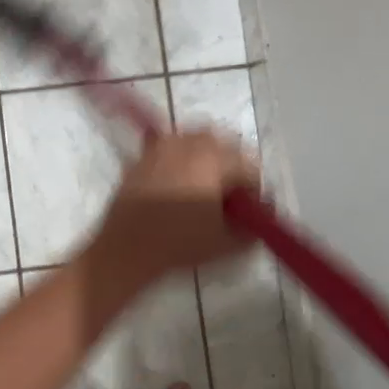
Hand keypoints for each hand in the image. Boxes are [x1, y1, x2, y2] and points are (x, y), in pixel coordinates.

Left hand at [80, 129, 259, 283]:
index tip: (249, 210)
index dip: (254, 189)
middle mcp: (189, 144)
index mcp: (215, 160)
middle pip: (223, 145)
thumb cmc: (180, 243)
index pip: (249, 165)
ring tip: (203, 189)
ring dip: (206, 159)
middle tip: (228, 196)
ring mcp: (162, 146)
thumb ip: (253, 228)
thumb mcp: (226, 242)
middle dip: (231, 167)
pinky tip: (177, 186)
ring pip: (195, 141)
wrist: (126, 247)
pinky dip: (180, 160)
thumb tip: (262, 218)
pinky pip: (170, 148)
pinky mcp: (142, 156)